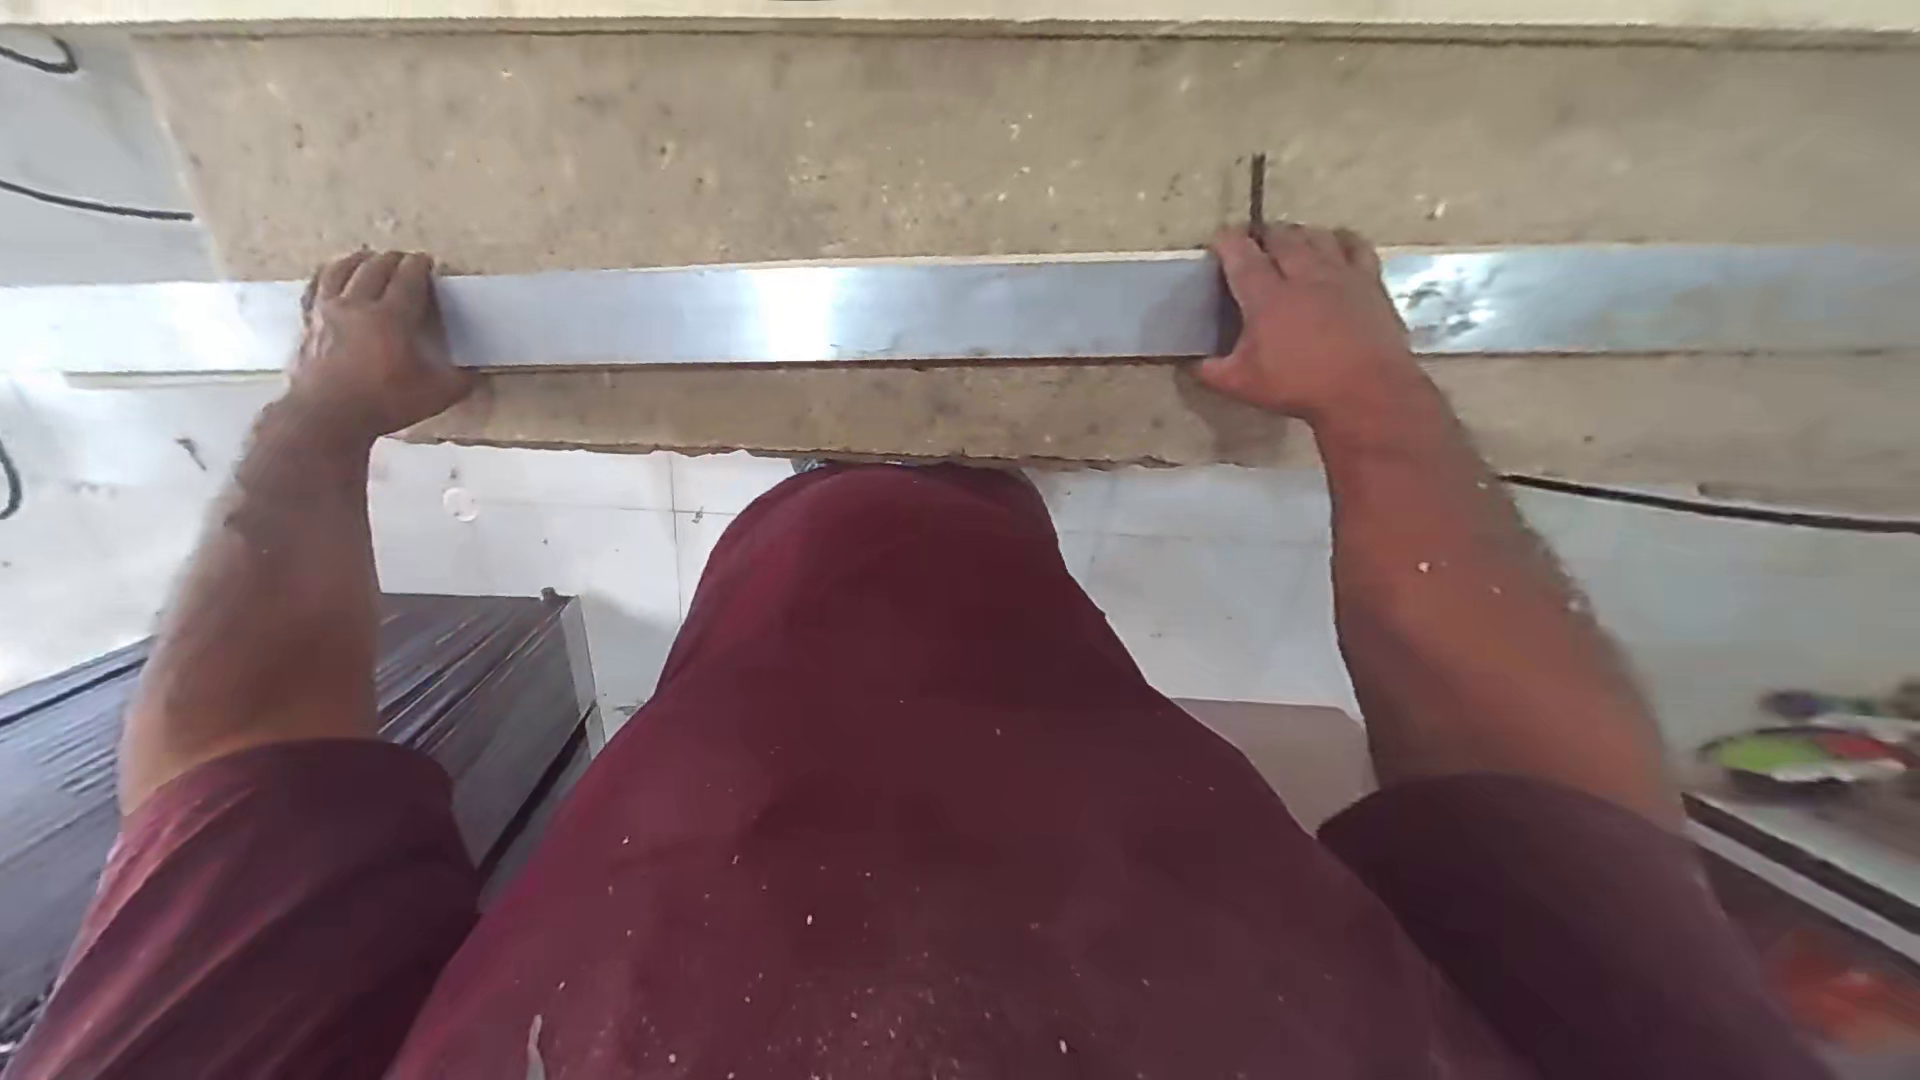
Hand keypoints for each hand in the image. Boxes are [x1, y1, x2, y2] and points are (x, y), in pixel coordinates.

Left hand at [286, 250, 474, 440]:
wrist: (328, 414)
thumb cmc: (387, 402)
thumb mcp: (439, 394)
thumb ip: (461, 379)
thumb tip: (475, 372)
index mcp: (391, 319)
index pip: (407, 283)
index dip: (419, 268)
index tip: (426, 260)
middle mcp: (356, 307)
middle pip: (372, 270)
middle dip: (390, 260)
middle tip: (403, 256)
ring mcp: (326, 312)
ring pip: (339, 272)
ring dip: (355, 260)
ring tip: (365, 255)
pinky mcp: (308, 323)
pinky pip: (315, 289)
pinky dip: (326, 277)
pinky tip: (330, 277)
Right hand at [1198, 224, 1421, 425]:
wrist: (1364, 390)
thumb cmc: (1296, 385)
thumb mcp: (1240, 384)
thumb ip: (1210, 371)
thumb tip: (1191, 364)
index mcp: (1266, 296)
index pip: (1241, 255)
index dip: (1227, 241)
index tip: (1218, 239)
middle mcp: (1303, 274)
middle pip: (1280, 236)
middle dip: (1262, 233)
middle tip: (1251, 240)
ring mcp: (1339, 273)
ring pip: (1316, 235)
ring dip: (1297, 233)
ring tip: (1288, 240)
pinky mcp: (1368, 281)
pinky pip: (1354, 245)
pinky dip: (1339, 239)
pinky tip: (1334, 244)